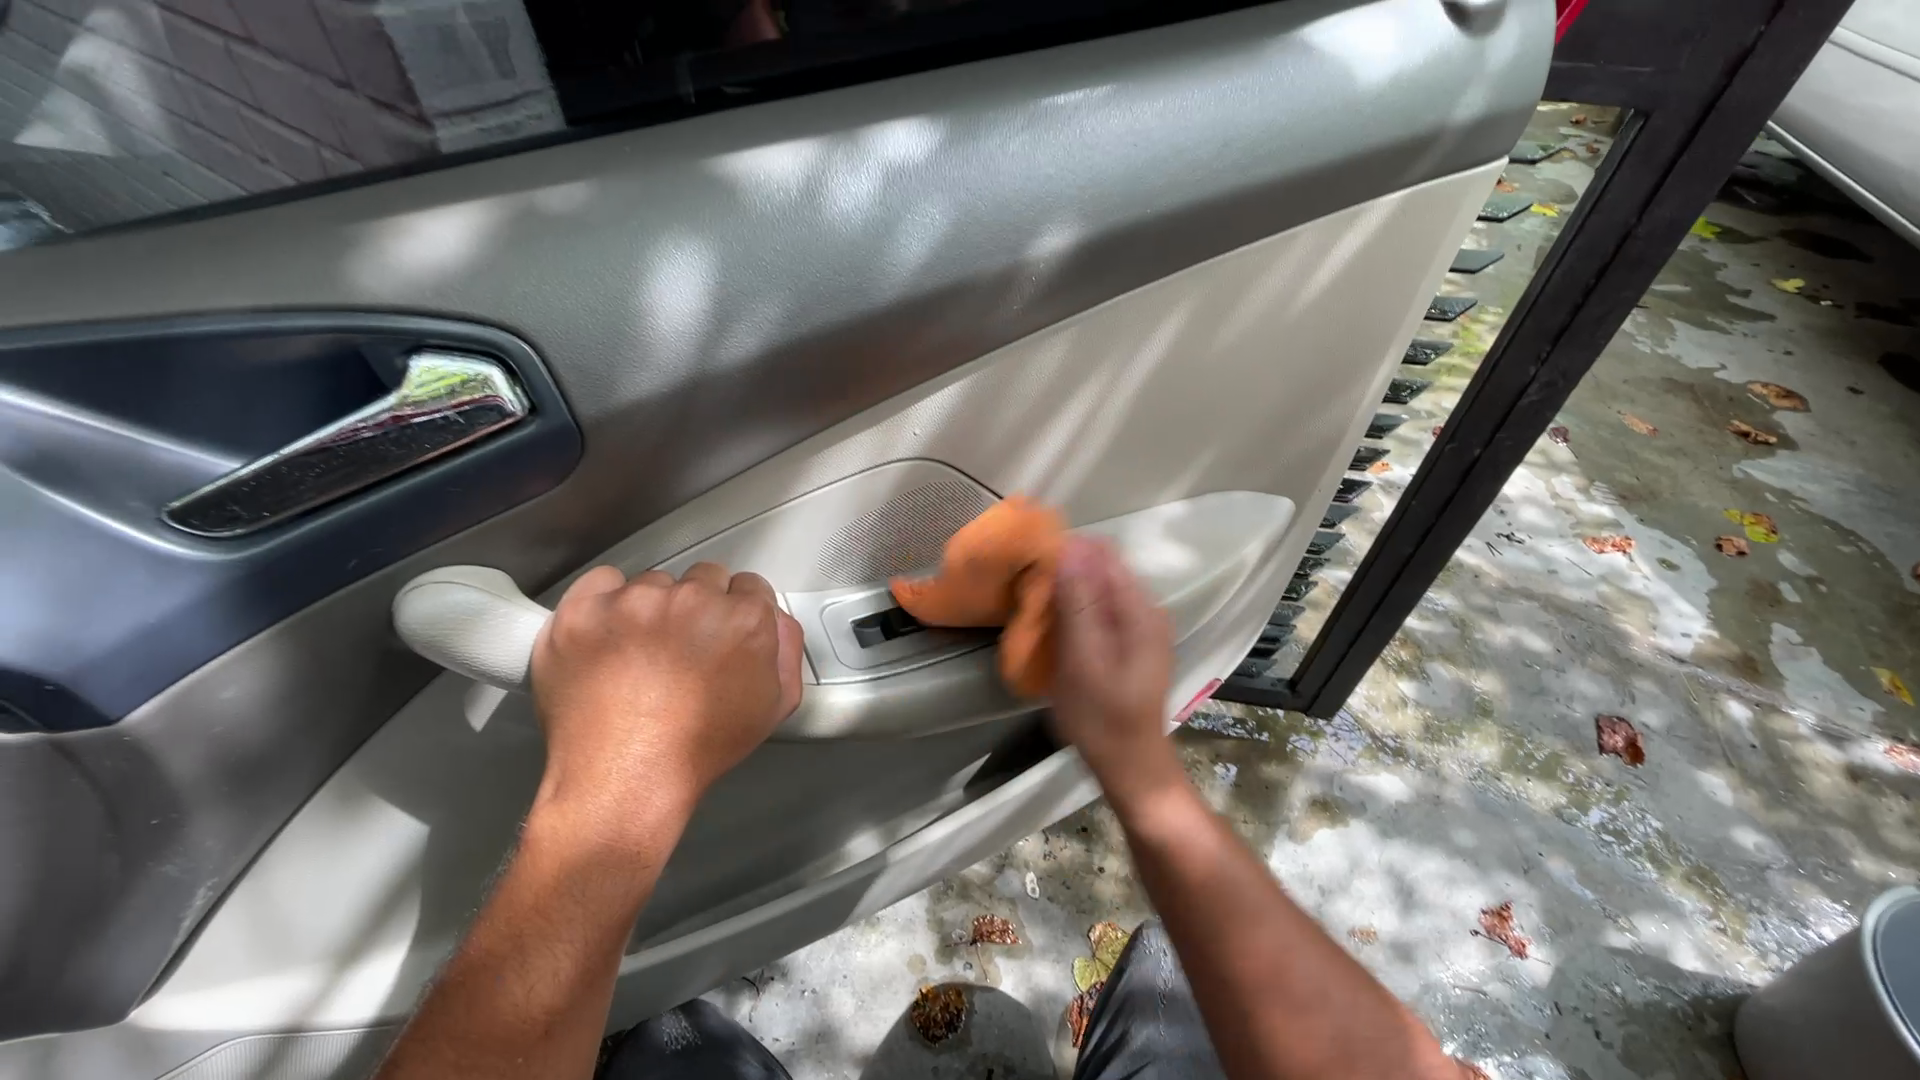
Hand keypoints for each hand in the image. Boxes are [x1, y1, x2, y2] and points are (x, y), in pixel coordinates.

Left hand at [529, 562, 803, 846]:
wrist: (624, 780)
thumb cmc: (696, 749)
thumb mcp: (774, 707)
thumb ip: (786, 649)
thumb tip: (776, 619)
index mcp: (744, 619)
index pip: (749, 586)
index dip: (737, 611)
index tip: (722, 631)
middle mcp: (692, 600)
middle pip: (703, 578)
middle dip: (698, 606)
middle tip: (684, 647)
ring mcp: (634, 602)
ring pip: (653, 582)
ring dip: (652, 608)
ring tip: (643, 655)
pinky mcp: (585, 610)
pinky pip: (601, 582)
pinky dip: (605, 603)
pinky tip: (611, 637)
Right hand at [1050, 537, 1176, 793]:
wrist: (1130, 766)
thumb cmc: (1103, 718)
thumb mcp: (1083, 661)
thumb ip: (1078, 603)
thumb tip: (1068, 548)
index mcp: (1140, 610)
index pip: (1103, 553)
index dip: (1067, 550)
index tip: (1030, 562)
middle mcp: (1147, 610)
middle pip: (1103, 568)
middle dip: (1065, 570)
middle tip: (1029, 590)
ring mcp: (1141, 627)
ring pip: (1099, 588)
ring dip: (1068, 591)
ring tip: (1037, 608)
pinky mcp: (1131, 643)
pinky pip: (1101, 609)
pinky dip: (1077, 610)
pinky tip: (1055, 627)